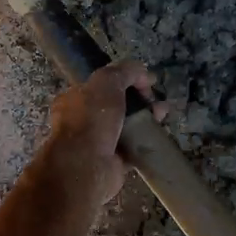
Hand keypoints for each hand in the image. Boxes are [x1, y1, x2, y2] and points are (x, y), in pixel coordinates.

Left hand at [41, 61, 159, 206]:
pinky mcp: (112, 161)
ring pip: (126, 125)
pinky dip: (146, 140)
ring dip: (146, 118)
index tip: (145, 81)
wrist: (87, 165)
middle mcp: (82, 120)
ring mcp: (96, 142)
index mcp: (73, 99)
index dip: (125, 79)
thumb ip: (123, 71)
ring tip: (162, 113)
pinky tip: (157, 134)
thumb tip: (141, 70)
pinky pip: (132, 147)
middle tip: (156, 100)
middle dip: (140, 99)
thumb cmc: (91, 119)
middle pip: (117, 105)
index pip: (101, 84)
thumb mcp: (106, 82)